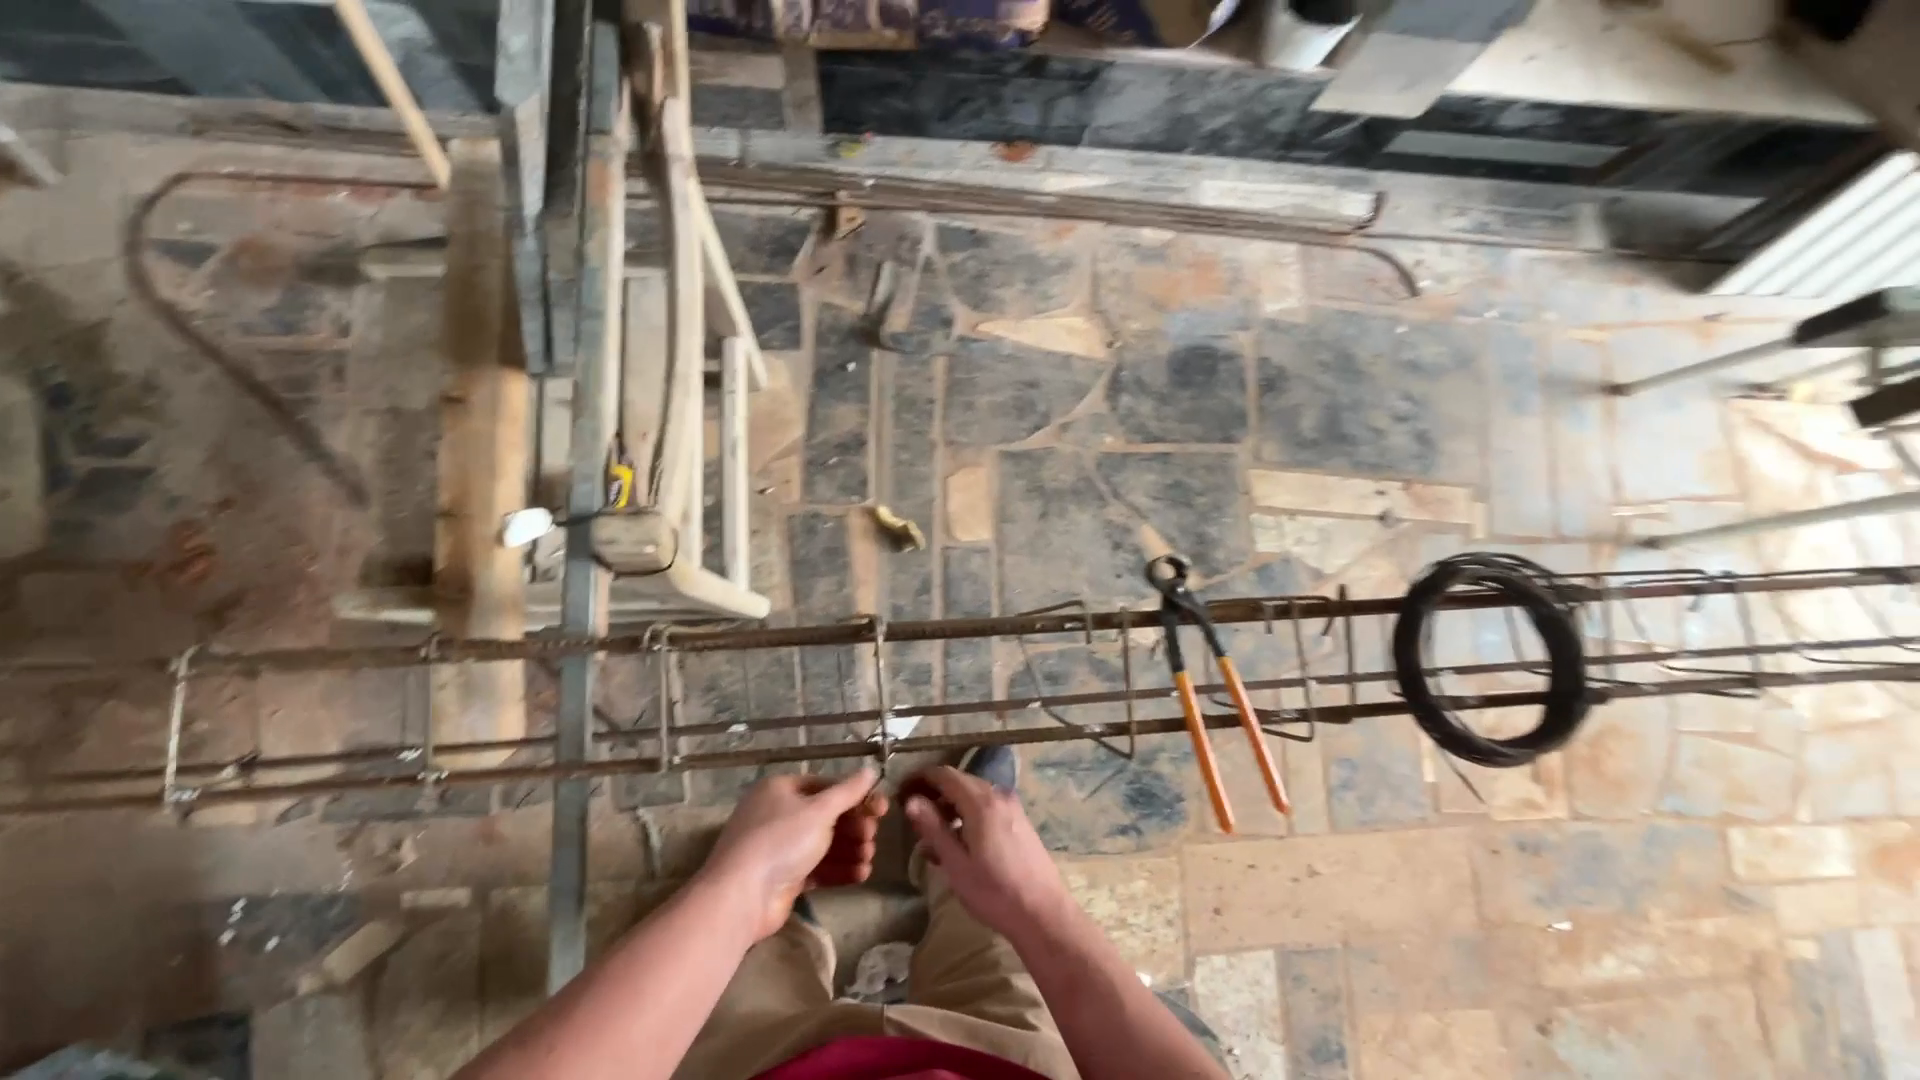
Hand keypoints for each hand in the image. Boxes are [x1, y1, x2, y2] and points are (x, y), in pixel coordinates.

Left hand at [700, 768, 887, 941]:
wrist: (741, 896)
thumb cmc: (781, 841)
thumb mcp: (818, 810)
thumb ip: (848, 791)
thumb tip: (871, 770)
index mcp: (781, 790)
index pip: (826, 787)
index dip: (855, 797)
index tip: (881, 809)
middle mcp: (779, 814)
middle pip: (827, 817)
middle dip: (854, 827)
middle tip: (871, 837)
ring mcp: (780, 847)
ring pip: (824, 844)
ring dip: (850, 850)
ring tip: (869, 859)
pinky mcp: (784, 877)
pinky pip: (818, 868)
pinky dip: (839, 869)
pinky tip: (861, 875)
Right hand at [902, 766, 1075, 943]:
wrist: (1043, 912)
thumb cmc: (994, 891)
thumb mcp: (956, 864)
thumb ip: (933, 828)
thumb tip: (912, 801)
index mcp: (981, 802)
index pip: (944, 774)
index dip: (920, 778)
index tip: (901, 791)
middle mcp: (998, 796)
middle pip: (960, 782)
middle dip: (934, 794)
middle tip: (913, 817)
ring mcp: (1012, 807)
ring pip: (973, 796)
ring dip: (950, 808)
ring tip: (932, 838)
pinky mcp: (1019, 821)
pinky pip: (987, 807)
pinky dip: (967, 816)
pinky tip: (958, 843)